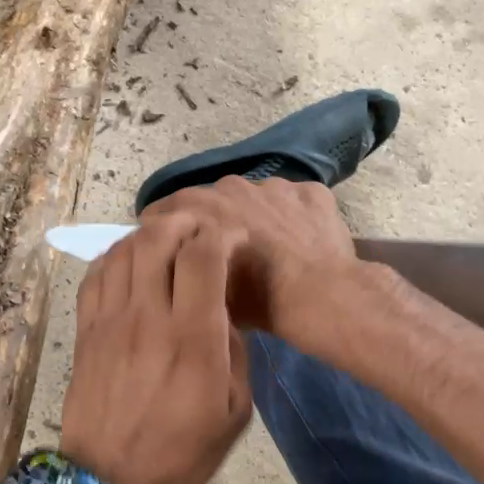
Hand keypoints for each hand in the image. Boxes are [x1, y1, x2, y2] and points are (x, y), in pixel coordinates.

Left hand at [59, 212, 253, 483]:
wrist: (109, 480)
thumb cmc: (181, 453)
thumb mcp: (235, 411)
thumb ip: (234, 352)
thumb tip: (223, 312)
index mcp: (192, 339)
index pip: (202, 258)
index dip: (221, 234)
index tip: (235, 236)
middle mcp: (147, 318)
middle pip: (156, 241)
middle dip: (182, 221)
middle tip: (199, 226)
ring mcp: (108, 322)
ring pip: (122, 253)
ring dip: (146, 235)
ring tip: (166, 239)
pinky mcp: (84, 331)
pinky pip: (94, 277)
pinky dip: (113, 257)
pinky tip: (129, 262)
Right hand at [142, 178, 362, 348]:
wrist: (320, 297)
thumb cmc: (253, 298)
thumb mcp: (201, 288)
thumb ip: (181, 266)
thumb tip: (172, 261)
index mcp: (198, 207)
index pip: (165, 208)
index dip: (164, 230)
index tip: (167, 249)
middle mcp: (232, 186)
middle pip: (212, 199)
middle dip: (211, 219)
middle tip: (219, 250)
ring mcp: (276, 185)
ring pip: (254, 197)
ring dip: (252, 214)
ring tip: (264, 245)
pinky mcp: (312, 191)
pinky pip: (293, 201)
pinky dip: (291, 216)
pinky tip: (296, 241)